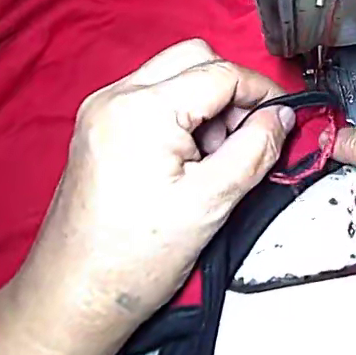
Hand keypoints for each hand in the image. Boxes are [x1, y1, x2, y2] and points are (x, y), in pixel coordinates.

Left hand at [12, 39, 295, 347]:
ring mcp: (103, 109)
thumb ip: (255, 150)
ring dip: (207, 103)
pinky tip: (189, 159)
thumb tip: (280, 117)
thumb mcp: (210, 204)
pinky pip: (154, 96)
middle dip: (231, 91)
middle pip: (195, 59)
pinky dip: (183, 114)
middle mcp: (114, 98)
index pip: (220, 73)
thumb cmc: (128, 261)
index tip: (282, 115)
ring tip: (212, 159)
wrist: (73, 295)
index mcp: (140, 110)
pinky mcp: (100, 125)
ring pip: (175, 74)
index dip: (260, 91)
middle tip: (247, 136)